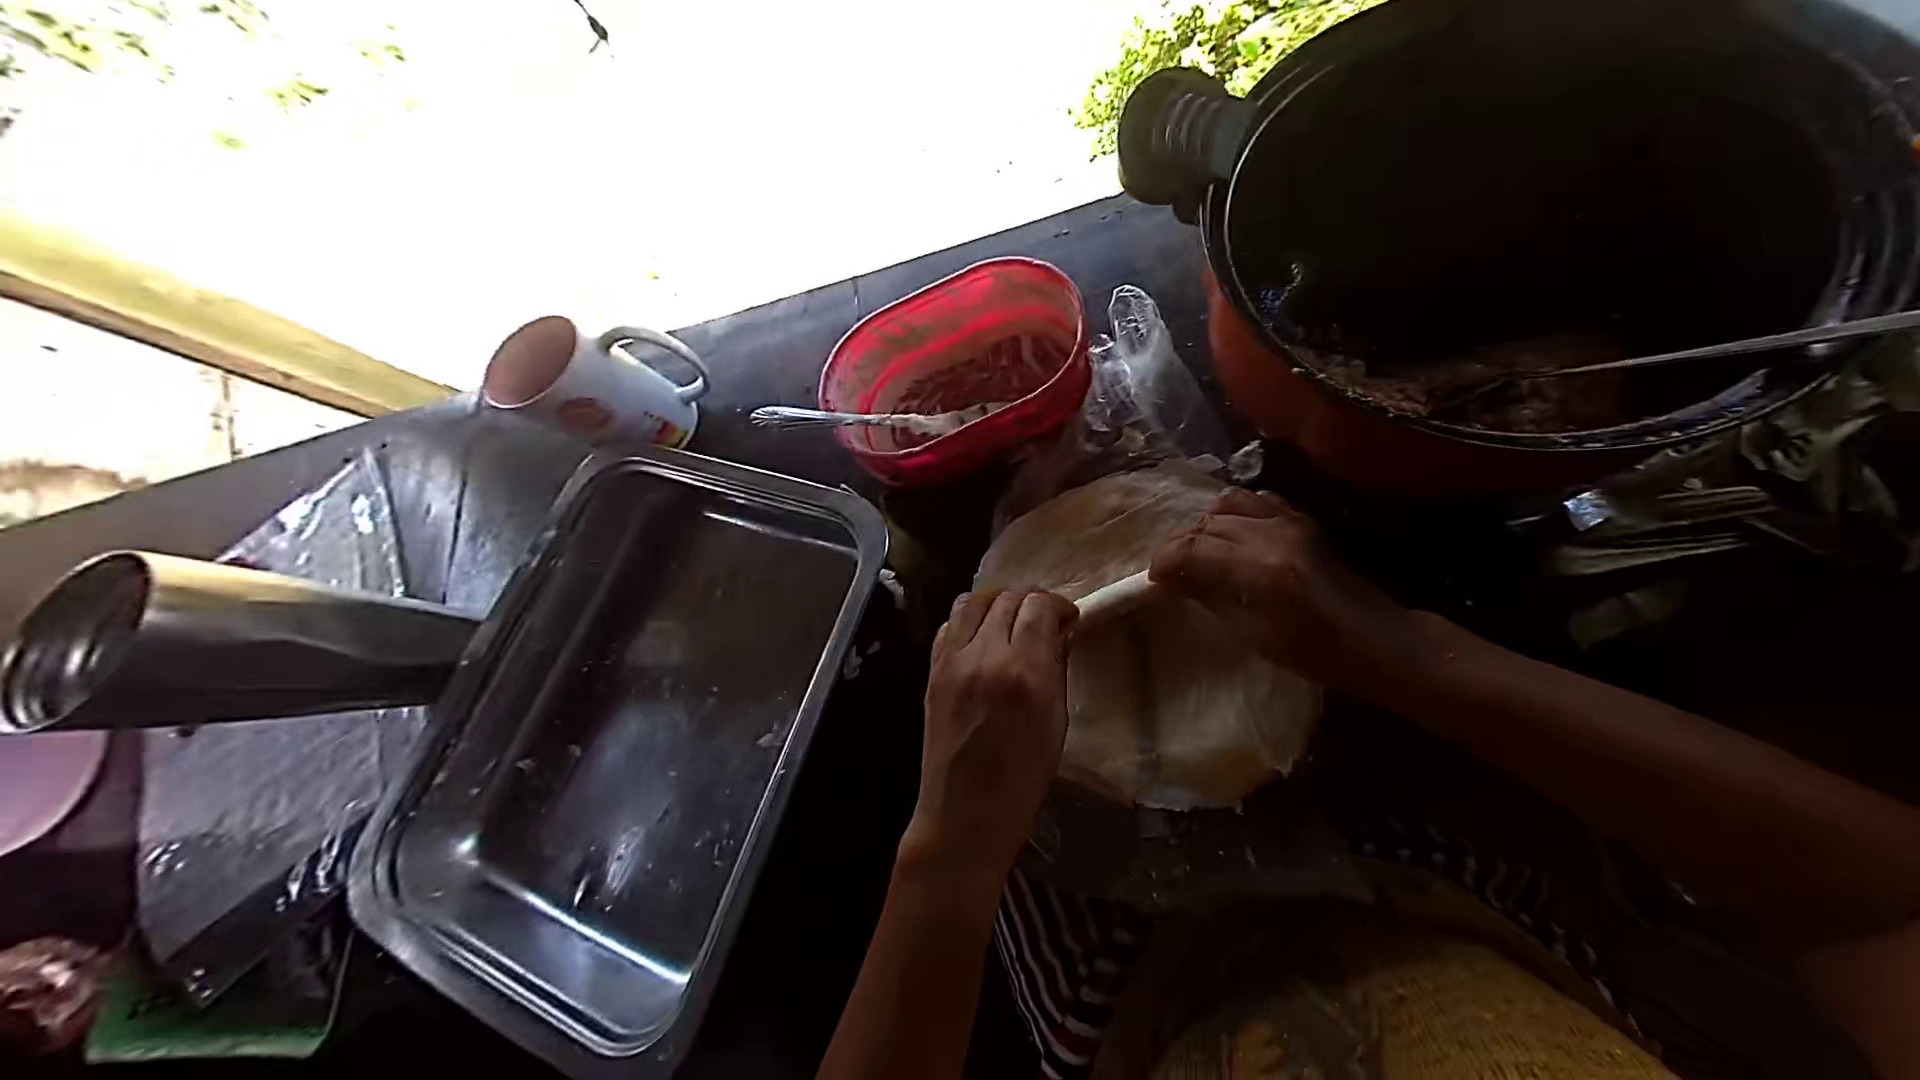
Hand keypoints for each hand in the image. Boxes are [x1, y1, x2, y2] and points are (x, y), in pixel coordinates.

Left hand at [902, 589, 1077, 883]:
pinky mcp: (932, 671)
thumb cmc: (1022, 780)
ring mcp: (952, 661)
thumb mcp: (1056, 723)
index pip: (1039, 607)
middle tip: (1045, 618)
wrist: (963, 815)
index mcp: (1024, 672)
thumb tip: (1058, 635)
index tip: (1068, 618)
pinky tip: (982, 636)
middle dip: (1032, 600)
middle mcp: (985, 656)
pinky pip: (948, 625)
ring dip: (998, 601)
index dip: (1058, 606)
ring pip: (973, 601)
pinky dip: (969, 620)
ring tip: (1012, 618)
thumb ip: (1055, 669)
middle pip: (1007, 597)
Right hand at [1148, 489, 1419, 693]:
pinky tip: (1229, 535)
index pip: (1192, 549)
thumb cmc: (1315, 652)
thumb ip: (1209, 597)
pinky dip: (1233, 513)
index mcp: (1260, 571)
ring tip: (1198, 551)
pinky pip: (1256, 500)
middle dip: (1178, 545)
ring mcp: (1291, 522)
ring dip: (1203, 526)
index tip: (1154, 579)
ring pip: (1226, 505)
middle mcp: (1273, 536)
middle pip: (1204, 524)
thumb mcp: (1253, 634)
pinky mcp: (1303, 519)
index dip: (1163, 561)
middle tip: (1170, 570)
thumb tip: (1172, 582)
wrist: (1378, 640)